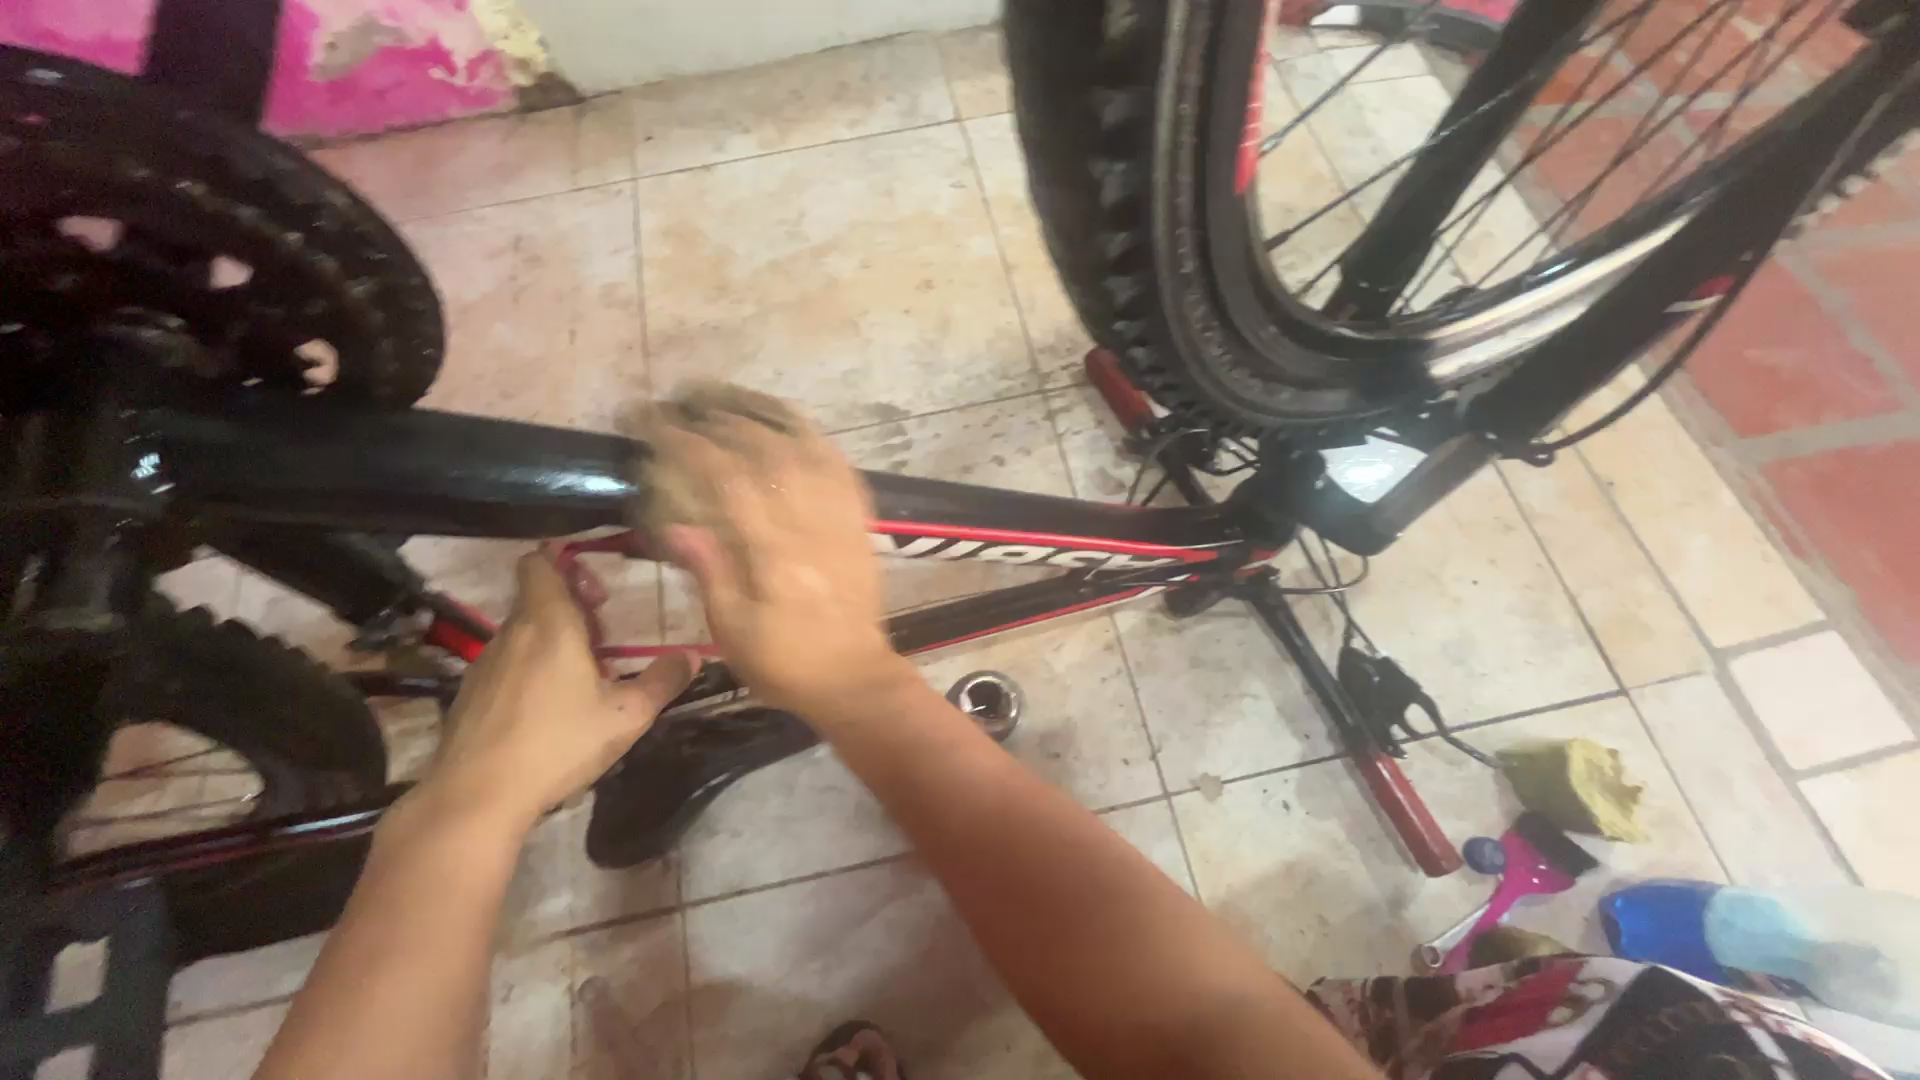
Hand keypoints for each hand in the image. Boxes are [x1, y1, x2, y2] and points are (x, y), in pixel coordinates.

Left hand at [421, 552, 698, 830]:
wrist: (477, 797)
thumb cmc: (558, 744)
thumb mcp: (626, 716)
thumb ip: (662, 681)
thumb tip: (691, 657)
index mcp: (549, 624)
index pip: (540, 564)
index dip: (566, 564)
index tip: (597, 591)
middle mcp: (512, 633)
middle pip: (537, 598)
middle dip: (572, 607)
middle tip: (605, 638)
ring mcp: (485, 663)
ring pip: (522, 632)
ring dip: (552, 639)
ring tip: (582, 676)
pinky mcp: (470, 694)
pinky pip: (507, 662)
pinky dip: (530, 668)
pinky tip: (548, 707)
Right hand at [653, 407, 915, 719]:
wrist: (854, 677)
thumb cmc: (785, 662)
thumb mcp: (732, 629)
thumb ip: (709, 570)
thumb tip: (678, 523)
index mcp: (773, 553)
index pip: (726, 478)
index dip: (688, 443)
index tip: (655, 422)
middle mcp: (810, 525)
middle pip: (767, 451)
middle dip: (721, 417)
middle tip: (684, 401)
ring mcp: (840, 519)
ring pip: (807, 449)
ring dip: (766, 415)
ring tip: (730, 396)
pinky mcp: (859, 523)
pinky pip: (840, 467)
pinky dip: (814, 438)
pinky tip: (791, 423)